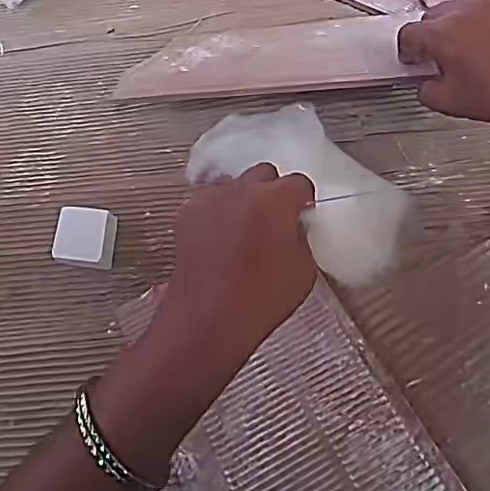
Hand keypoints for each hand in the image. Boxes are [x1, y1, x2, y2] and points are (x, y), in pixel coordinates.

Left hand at [155, 164, 317, 361]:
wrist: (208, 316)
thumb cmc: (257, 299)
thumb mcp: (302, 269)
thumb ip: (301, 237)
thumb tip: (294, 227)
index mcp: (275, 200)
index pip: (298, 182)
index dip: (302, 198)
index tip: (302, 209)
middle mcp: (240, 191)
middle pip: (263, 174)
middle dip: (271, 192)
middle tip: (274, 218)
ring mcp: (210, 199)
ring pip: (232, 185)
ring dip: (241, 199)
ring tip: (244, 229)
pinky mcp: (187, 212)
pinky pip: (207, 202)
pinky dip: (216, 213)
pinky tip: (221, 239)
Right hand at [396, 0, 489, 122]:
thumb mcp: (447, 101)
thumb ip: (426, 88)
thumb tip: (428, 84)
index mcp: (440, 33)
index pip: (409, 33)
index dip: (407, 49)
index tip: (413, 58)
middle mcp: (464, 12)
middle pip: (433, 16)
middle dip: (430, 35)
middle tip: (436, 55)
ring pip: (461, 9)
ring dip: (457, 25)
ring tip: (466, 49)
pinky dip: (484, 21)